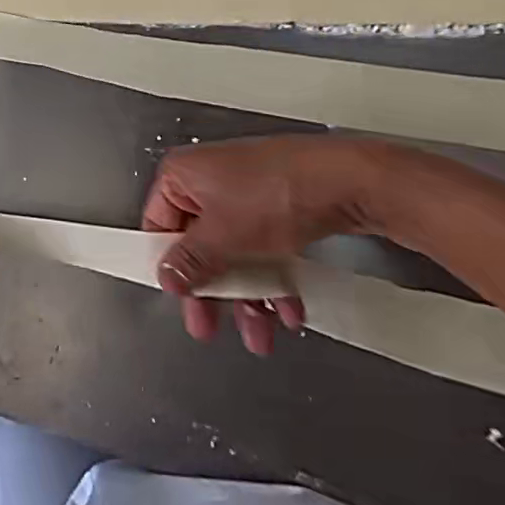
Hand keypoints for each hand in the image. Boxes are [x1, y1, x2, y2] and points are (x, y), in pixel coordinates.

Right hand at [142, 135, 407, 353]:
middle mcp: (208, 179)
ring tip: (259, 329)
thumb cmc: (276, 192)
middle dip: (210, 290)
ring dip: (245, 295)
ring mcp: (243, 191)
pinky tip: (285, 308)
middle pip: (197, 243)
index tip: (177, 295)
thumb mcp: (222, 237)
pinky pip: (261, 247)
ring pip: (233, 251)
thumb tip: (168, 276)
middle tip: (209, 324)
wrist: (346, 180)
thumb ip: (191, 262)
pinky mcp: (274, 204)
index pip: (158, 224)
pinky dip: (270, 277)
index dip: (167, 263)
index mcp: (182, 175)